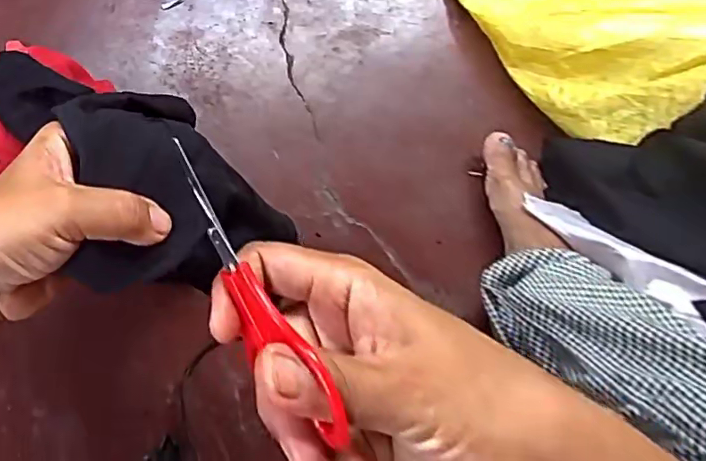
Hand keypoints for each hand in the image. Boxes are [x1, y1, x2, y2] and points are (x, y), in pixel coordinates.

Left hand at [0, 122, 171, 325]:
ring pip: (123, 205)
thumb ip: (119, 210)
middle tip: (194, 184)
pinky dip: (136, 241)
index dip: (146, 137)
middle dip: (151, 181)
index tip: (185, 146)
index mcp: (63, 141)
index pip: (114, 128)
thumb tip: (167, 222)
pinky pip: (118, 236)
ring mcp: (79, 206)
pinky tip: (169, 240)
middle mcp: (74, 167)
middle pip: (122, 169)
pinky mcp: (82, 242)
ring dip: (146, 215)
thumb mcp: (66, 208)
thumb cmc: (11, 226)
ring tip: (191, 212)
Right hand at [211, 243, 667, 460]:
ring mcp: (342, 376)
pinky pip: (306, 431)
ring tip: (329, 458)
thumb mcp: (408, 388)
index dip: (238, 288)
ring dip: (295, 429)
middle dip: (273, 383)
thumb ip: (333, 379)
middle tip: (301, 429)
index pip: (269, 265)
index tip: (223, 335)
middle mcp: (335, 325)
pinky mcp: (350, 422)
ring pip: (283, 391)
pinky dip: (312, 452)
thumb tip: (262, 363)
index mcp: (346, 289)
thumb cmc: (482, 402)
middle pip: (267, 336)